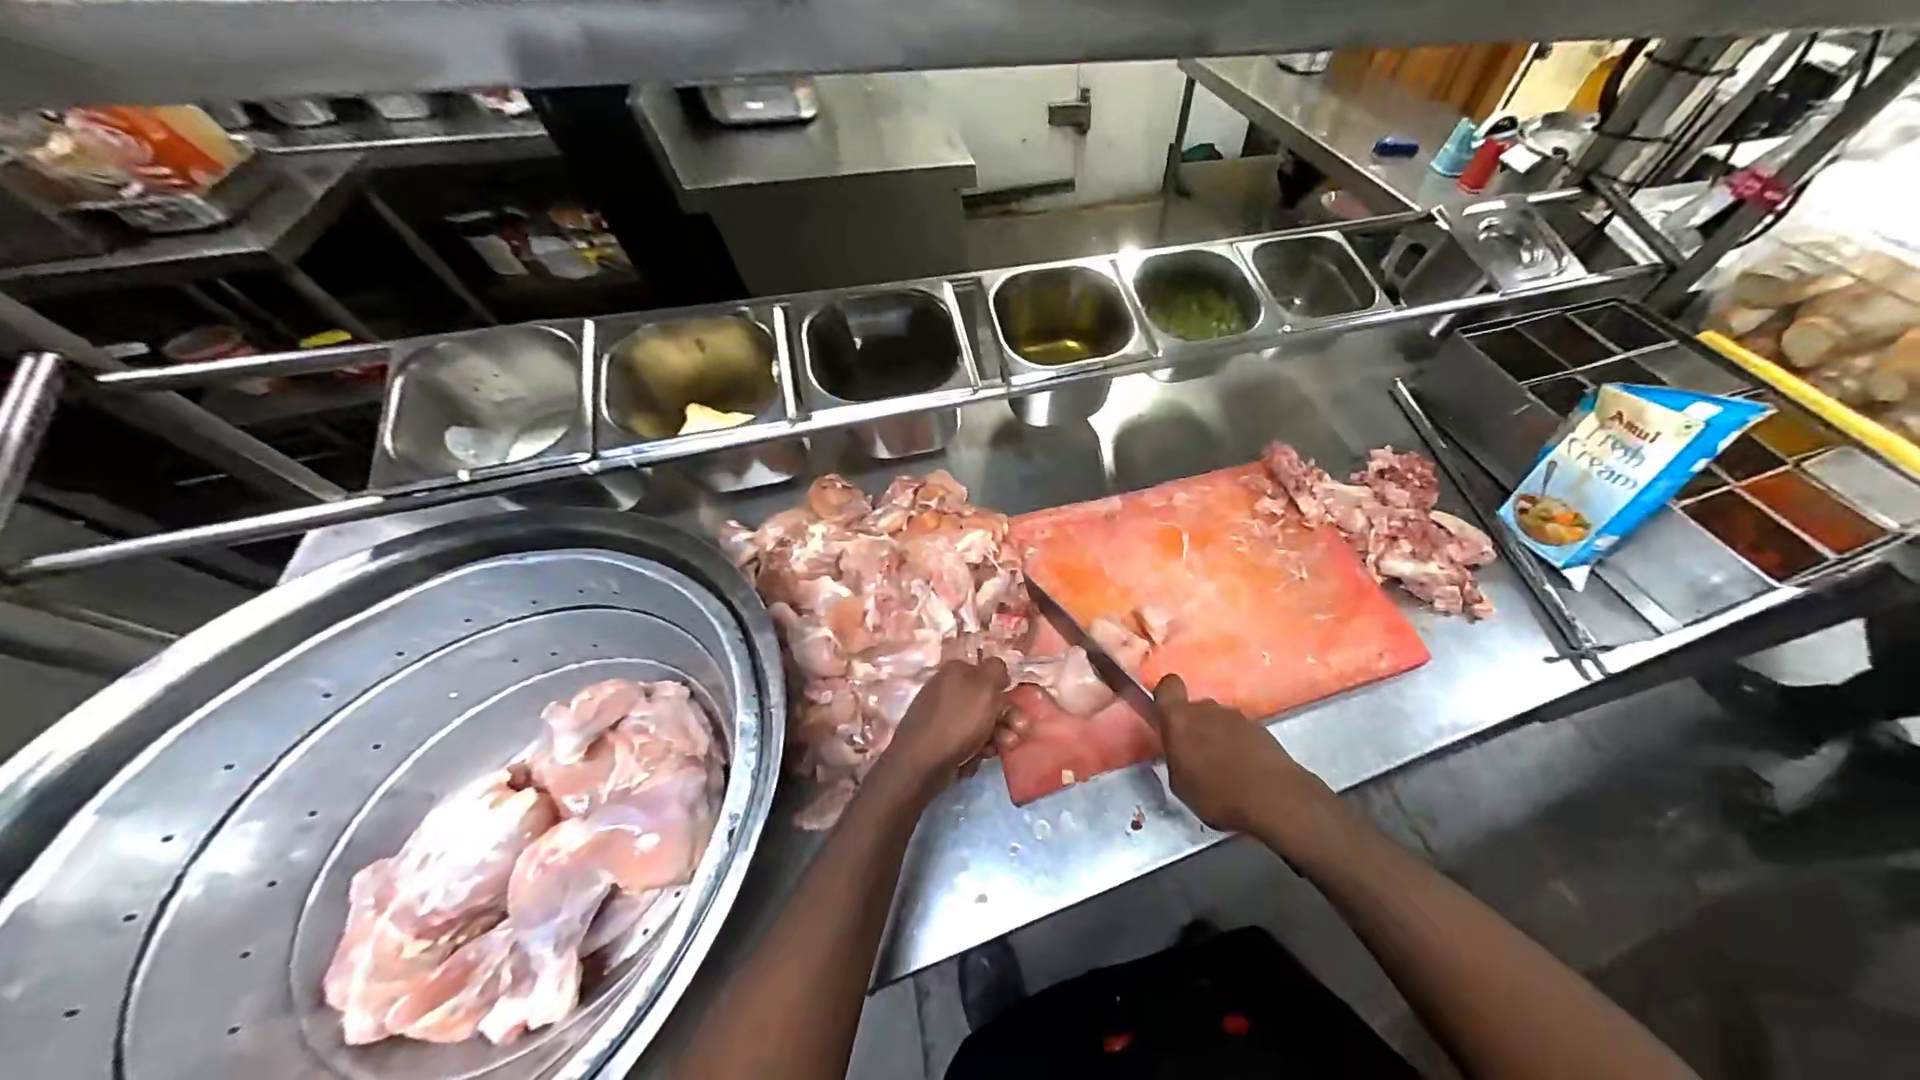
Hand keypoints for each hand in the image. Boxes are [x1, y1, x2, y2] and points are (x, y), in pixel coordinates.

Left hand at [880, 659, 1008, 787]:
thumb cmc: (958, 721)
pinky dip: (976, 748)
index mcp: (956, 671)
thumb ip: (996, 670)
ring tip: (1000, 749)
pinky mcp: (939, 737)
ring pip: (979, 723)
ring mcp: (942, 714)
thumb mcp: (984, 687)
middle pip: (987, 701)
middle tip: (1018, 734)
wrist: (921, 761)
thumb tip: (999, 671)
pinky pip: (966, 740)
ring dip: (996, 736)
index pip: (990, 674)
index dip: (1005, 691)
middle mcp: (947, 688)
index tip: (1016, 708)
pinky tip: (978, 757)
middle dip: (1006, 718)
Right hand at [1153, 674, 1328, 833]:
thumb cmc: (1217, 795)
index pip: (1168, 686)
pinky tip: (1245, 772)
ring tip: (1224, 769)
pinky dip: (1239, 746)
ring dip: (1218, 737)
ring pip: (1219, 720)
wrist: (1276, 800)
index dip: (1167, 697)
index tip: (1168, 717)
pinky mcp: (1262, 729)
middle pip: (1196, 708)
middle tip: (1196, 756)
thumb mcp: (1179, 784)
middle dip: (1194, 727)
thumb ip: (1175, 758)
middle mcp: (1208, 709)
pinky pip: (1241, 733)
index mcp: (1180, 718)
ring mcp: (1238, 717)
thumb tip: (1181, 750)